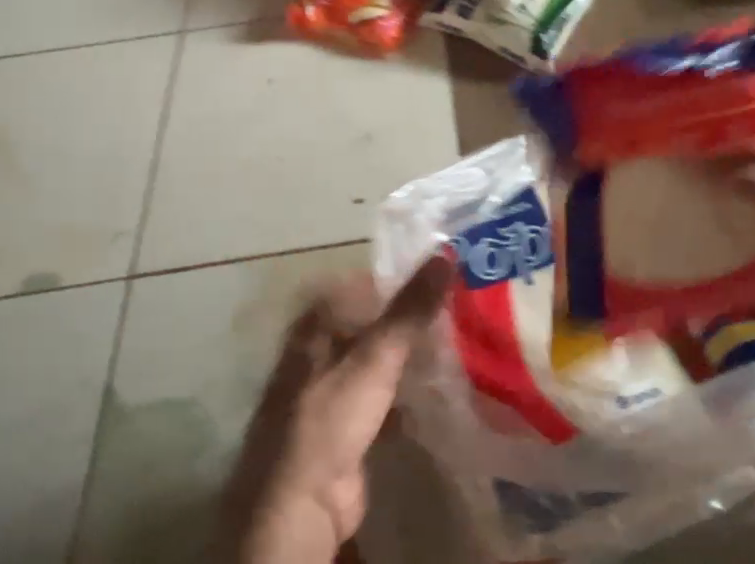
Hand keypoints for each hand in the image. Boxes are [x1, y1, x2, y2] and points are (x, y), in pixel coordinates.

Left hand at [219, 255, 454, 563]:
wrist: (302, 501)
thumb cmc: (332, 415)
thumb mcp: (377, 355)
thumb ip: (412, 308)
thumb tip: (446, 252)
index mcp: (312, 327)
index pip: (353, 286)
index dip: (390, 280)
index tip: (432, 278)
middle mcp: (316, 354)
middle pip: (367, 324)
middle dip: (406, 320)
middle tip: (452, 310)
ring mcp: (329, 394)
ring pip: (375, 364)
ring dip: (407, 359)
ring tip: (453, 346)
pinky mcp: (345, 430)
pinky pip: (381, 401)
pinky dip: (404, 396)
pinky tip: (435, 393)